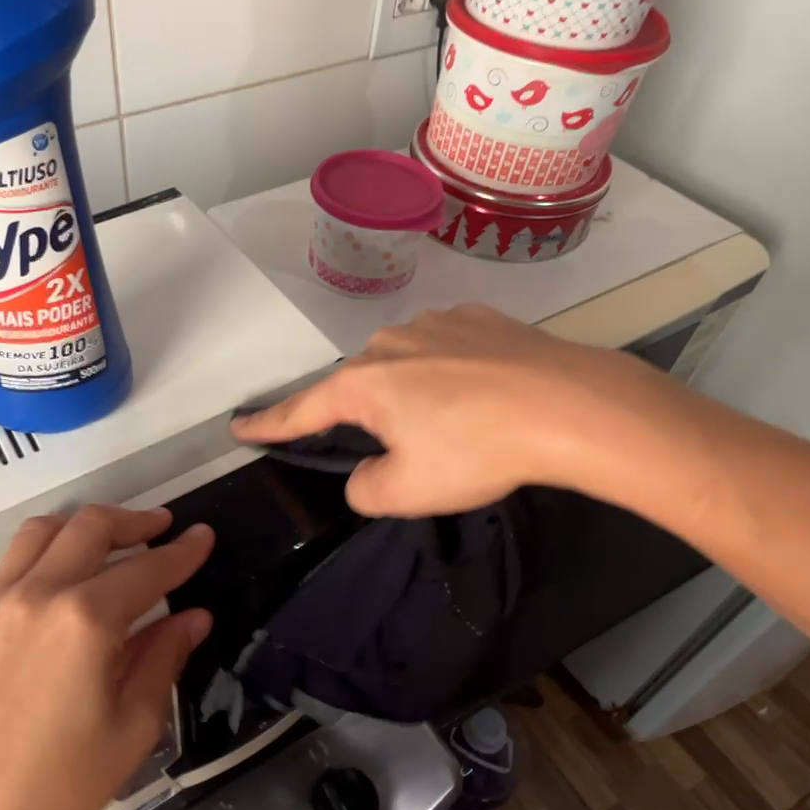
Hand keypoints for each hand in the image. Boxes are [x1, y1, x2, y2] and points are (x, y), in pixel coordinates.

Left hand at [0, 506, 213, 809]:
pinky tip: (55, 583)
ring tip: (108, 541)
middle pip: (90, 526)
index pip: (147, 568)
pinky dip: (40, 555)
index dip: (183, 551)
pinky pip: (6, 567)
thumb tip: (191, 619)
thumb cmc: (57, 790)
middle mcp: (35, 596)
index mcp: (84, 620)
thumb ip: (164, 658)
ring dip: (81, 527)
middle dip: (134, 521)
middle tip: (160, 529)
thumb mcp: (132, 727)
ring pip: (40, 532)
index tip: (201, 538)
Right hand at [232, 304, 696, 516]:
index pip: (301, 410)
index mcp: (363, 383)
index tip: (238, 426)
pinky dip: (452, 372)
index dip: (268, 424)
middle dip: (368, 417)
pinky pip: (447, 348)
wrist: (570, 406)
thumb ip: (366, 488)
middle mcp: (390, 342)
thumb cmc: (476, 450)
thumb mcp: (408, 491)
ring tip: (457, 424)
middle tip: (403, 450)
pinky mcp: (481, 317)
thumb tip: (365, 474)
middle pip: (360, 386)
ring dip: (413, 392)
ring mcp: (437, 322)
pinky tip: (483, 393)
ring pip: (405, 364)